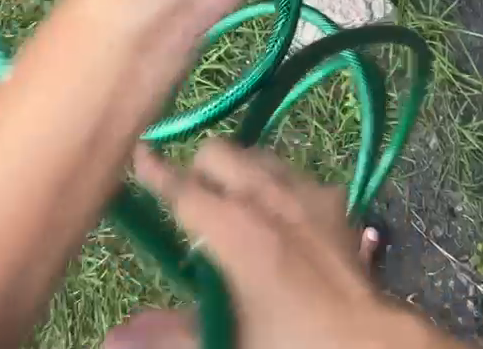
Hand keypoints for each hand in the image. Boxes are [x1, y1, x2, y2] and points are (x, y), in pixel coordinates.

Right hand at [107, 141, 463, 348]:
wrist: (370, 344)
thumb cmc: (291, 344)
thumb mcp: (226, 343)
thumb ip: (171, 336)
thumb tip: (112, 337)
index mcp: (237, 231)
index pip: (184, 190)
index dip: (156, 172)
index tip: (138, 153)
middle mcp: (269, 198)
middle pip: (220, 154)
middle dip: (201, 169)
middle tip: (191, 202)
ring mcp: (306, 193)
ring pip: (257, 155)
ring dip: (239, 171)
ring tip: (232, 204)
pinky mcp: (334, 201)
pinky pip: (295, 174)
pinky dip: (278, 185)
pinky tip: (280, 216)